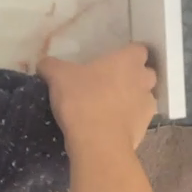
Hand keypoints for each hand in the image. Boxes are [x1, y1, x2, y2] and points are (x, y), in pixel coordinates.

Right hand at [40, 44, 157, 156]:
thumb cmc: (82, 100)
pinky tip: (109, 126)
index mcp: (127, 61)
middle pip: (145, 73)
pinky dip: (127, 121)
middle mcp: (143, 80)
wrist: (97, 142)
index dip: (125, 54)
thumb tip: (44, 64)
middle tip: (110, 83)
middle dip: (132, 77)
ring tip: (109, 107)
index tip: (111, 62)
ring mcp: (147, 105)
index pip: (138, 49)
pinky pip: (137, 119)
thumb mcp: (58, 77)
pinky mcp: (144, 128)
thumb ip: (51, 66)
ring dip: (131, 100)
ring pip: (143, 97)